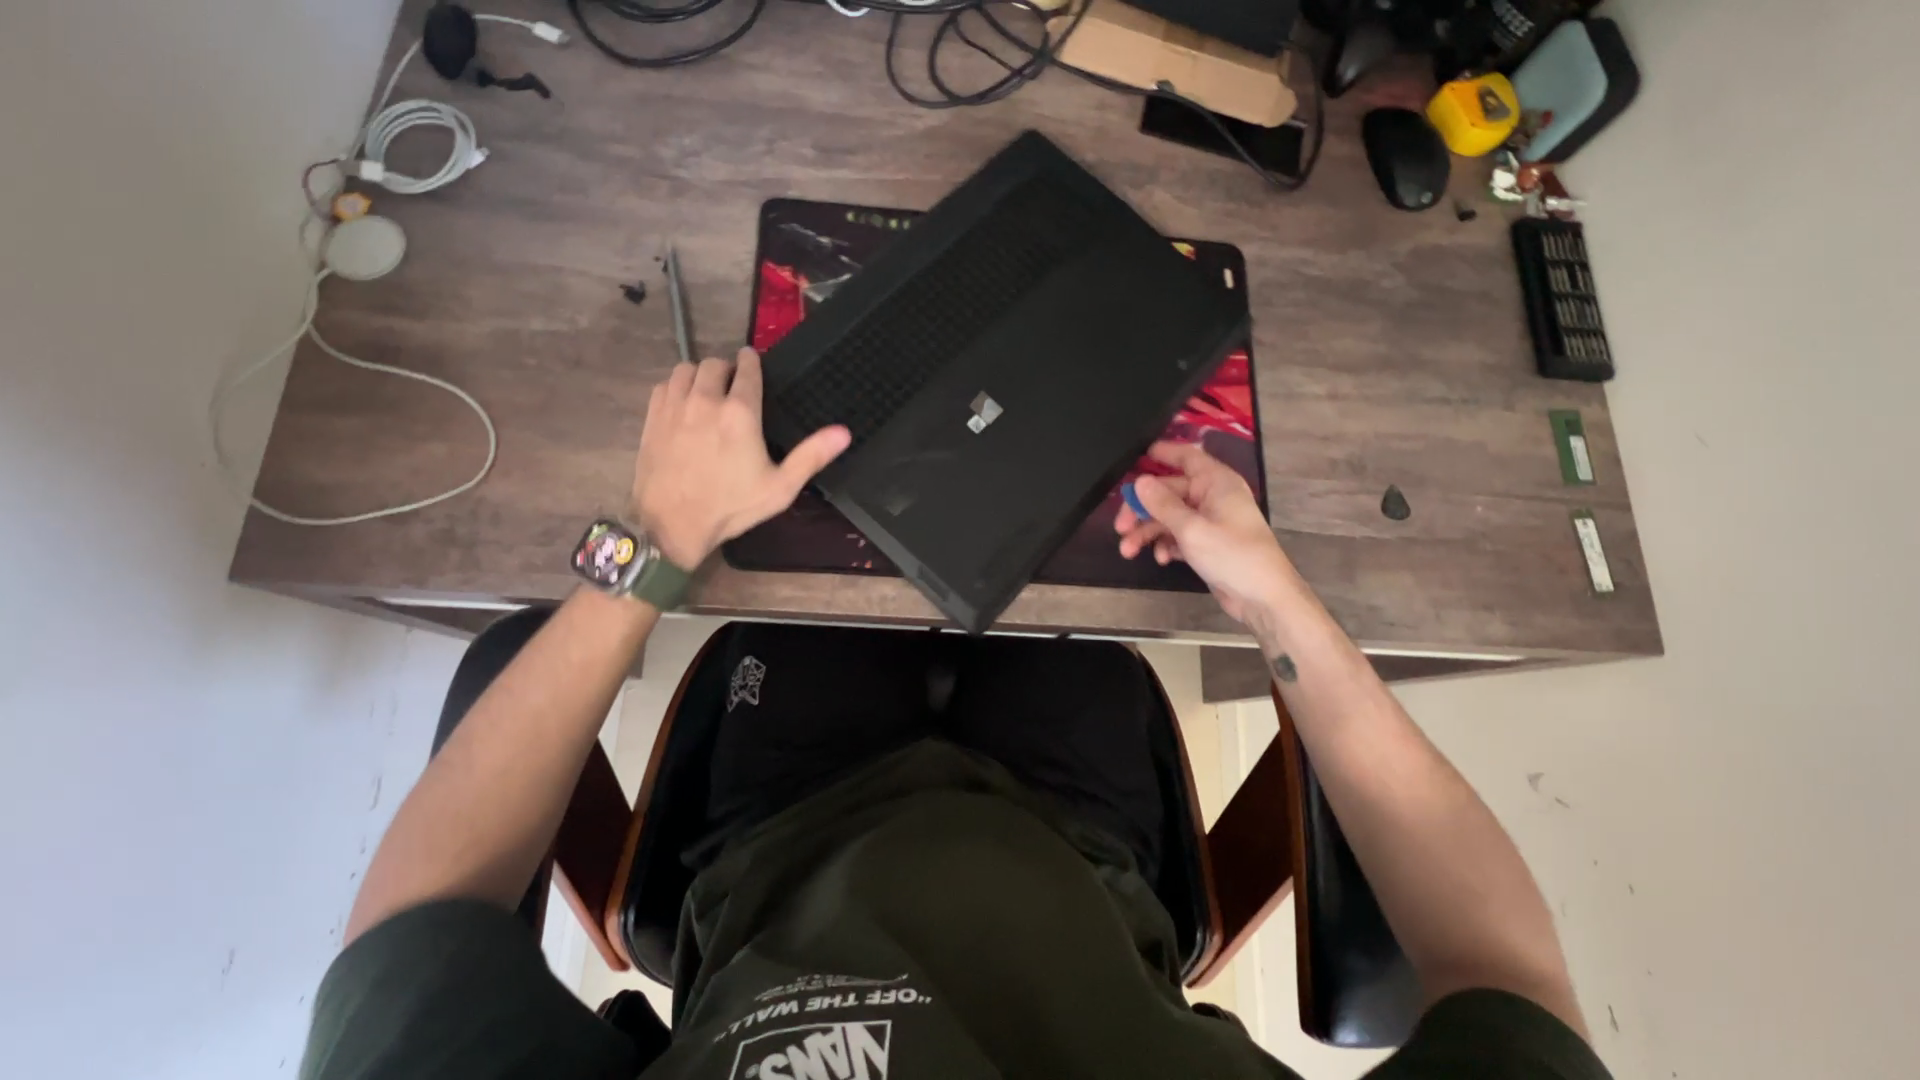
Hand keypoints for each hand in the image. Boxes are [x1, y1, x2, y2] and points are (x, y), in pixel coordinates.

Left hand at [631, 347, 850, 567]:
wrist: (671, 524)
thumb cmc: (731, 507)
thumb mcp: (780, 487)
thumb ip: (811, 456)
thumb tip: (844, 432)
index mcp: (741, 413)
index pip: (747, 370)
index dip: (752, 361)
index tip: (753, 361)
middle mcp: (706, 400)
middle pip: (715, 364)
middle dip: (727, 369)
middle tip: (733, 385)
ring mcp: (675, 407)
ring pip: (687, 369)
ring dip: (700, 375)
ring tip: (708, 390)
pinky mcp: (653, 417)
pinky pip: (665, 384)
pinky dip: (677, 386)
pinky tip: (683, 403)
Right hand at [1114, 441, 1296, 623]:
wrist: (1263, 597)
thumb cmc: (1232, 555)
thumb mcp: (1192, 529)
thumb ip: (1163, 505)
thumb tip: (1140, 481)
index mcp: (1216, 483)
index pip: (1187, 457)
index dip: (1163, 454)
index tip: (1137, 457)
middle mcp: (1213, 497)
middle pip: (1169, 493)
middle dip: (1142, 510)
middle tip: (1119, 526)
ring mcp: (1210, 521)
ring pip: (1170, 517)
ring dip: (1148, 532)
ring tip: (1128, 550)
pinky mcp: (1207, 544)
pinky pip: (1179, 536)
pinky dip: (1166, 545)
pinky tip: (1161, 559)